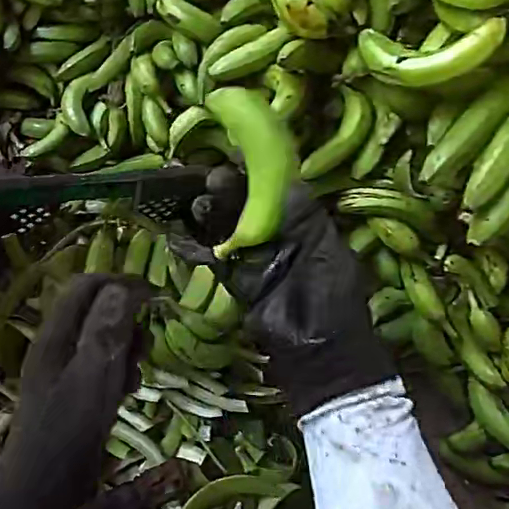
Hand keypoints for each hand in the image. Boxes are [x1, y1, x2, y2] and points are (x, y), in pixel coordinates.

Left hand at [0, 274, 151, 508]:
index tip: (158, 300)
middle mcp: (56, 349)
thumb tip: (124, 285)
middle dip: (128, 322)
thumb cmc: (65, 439)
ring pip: (102, 343)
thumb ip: (106, 334)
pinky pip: (100, 371)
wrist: (37, 503)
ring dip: (126, 350)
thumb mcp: (92, 382)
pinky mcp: (71, 398)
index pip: (87, 287)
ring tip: (138, 376)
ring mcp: (61, 374)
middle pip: (97, 313)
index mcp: (55, 338)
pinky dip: (119, 375)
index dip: (122, 285)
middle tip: (145, 348)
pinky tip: (129, 394)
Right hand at [180, 166, 394, 417]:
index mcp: (303, 228)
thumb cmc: (331, 296)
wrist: (319, 351)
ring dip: (210, 217)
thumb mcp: (325, 250)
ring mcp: (254, 262)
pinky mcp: (235, 283)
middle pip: (245, 210)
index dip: (255, 178)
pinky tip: (178, 237)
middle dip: (227, 194)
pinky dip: (195, 250)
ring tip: (196, 202)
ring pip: (226, 232)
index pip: (274, 195)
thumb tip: (284, 178)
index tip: (236, 158)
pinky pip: (213, 261)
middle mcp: (276, 240)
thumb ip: (304, 217)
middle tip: (210, 177)